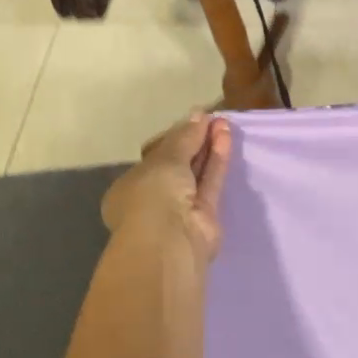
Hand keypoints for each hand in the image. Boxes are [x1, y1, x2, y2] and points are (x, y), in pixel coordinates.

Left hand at [100, 112, 233, 264]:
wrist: (170, 242)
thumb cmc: (153, 195)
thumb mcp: (165, 158)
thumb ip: (184, 137)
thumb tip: (198, 115)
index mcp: (132, 186)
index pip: (155, 157)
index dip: (174, 137)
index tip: (192, 120)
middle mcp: (154, 198)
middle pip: (178, 164)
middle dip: (194, 140)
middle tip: (211, 118)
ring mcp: (180, 209)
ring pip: (196, 173)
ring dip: (209, 146)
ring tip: (223, 122)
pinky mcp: (205, 216)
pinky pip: (210, 182)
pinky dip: (218, 160)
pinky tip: (226, 136)